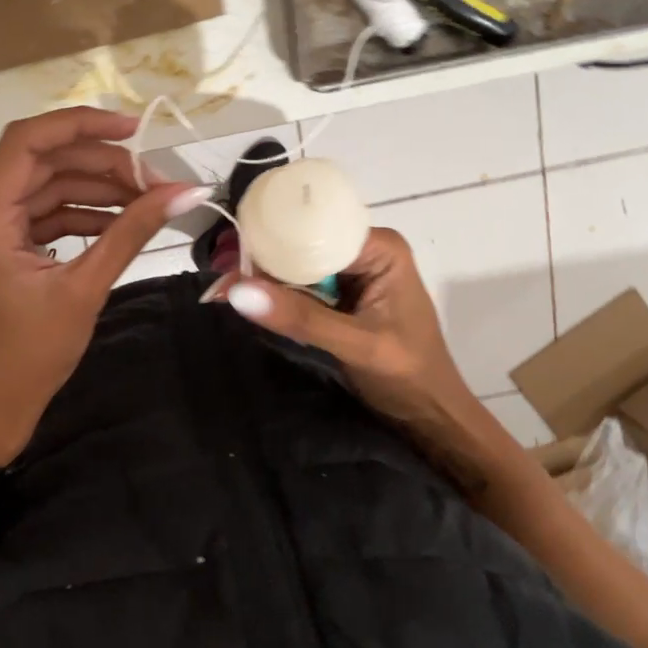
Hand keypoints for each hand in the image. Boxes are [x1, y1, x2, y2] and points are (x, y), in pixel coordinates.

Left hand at [0, 108, 210, 466]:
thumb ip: (132, 233)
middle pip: (41, 162)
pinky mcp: (1, 246)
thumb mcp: (85, 290)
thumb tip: (185, 192)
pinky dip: (81, 213)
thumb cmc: (33, 356)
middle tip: (154, 179)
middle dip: (100, 164)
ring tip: (148, 199)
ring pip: (45, 186)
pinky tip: (122, 220)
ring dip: (96, 188)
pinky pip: (43, 214)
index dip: (80, 124)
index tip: (133, 129)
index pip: (25, 143)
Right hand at [205, 228, 475, 427]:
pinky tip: (242, 300)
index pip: (314, 230)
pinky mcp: (338, 299)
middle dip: (260, 261)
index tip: (227, 252)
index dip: (270, 239)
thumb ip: (300, 318)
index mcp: (380, 248)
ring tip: (220, 289)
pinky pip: (298, 290)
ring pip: (295, 269)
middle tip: (217, 275)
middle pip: (300, 246)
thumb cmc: (408, 377)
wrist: (430, 417)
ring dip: (262, 281)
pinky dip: (273, 298)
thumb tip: (236, 290)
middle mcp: (364, 252)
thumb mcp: (356, 345)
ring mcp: (350, 275)